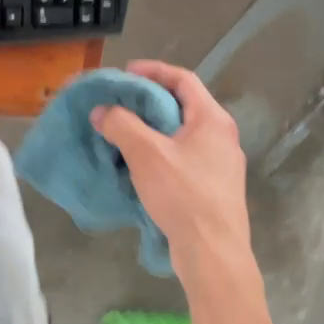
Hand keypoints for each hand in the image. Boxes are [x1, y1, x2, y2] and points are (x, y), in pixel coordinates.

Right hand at [91, 61, 250, 282]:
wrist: (213, 253)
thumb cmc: (183, 194)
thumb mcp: (145, 153)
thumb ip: (121, 124)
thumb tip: (102, 111)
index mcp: (212, 120)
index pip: (183, 79)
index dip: (153, 71)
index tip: (125, 74)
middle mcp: (221, 137)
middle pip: (182, 105)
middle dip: (148, 101)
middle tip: (118, 103)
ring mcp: (220, 164)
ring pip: (181, 134)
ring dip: (151, 129)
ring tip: (122, 132)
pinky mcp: (212, 188)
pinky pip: (183, 157)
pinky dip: (159, 152)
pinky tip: (137, 165)